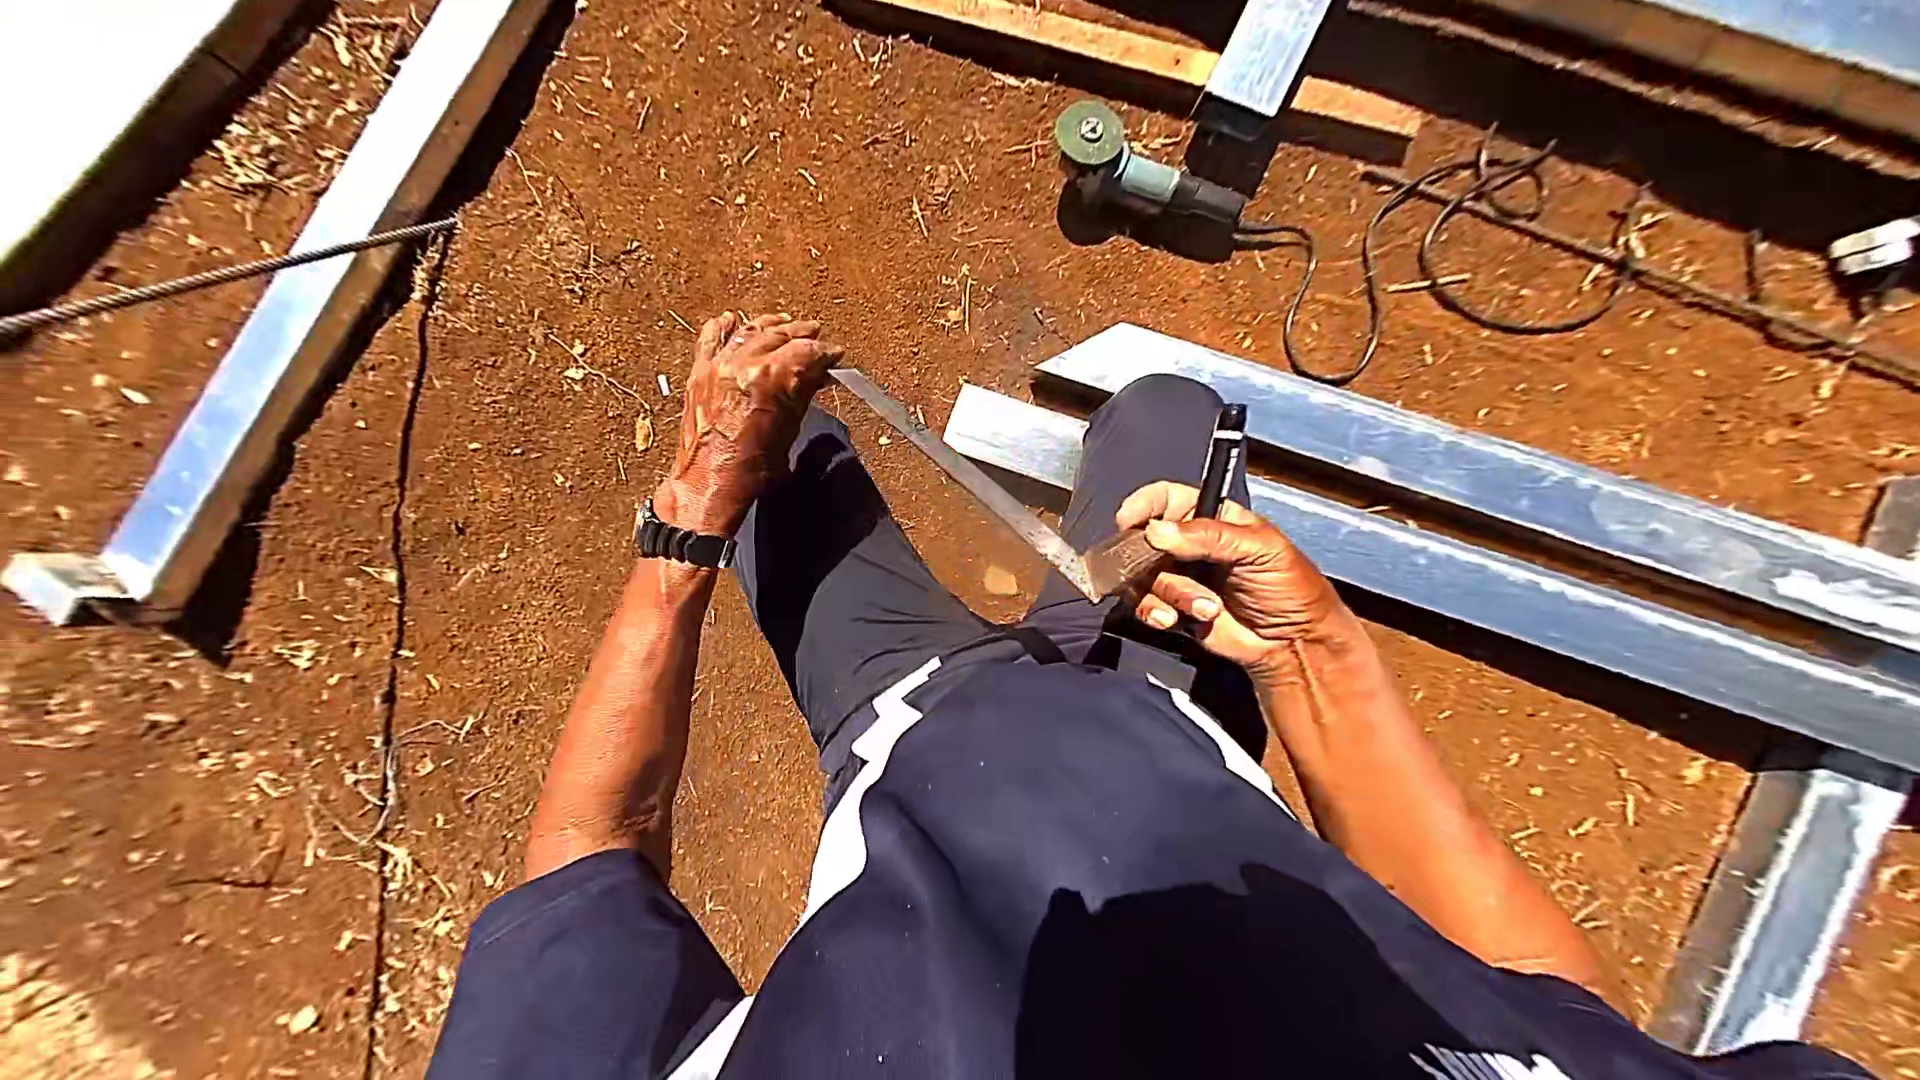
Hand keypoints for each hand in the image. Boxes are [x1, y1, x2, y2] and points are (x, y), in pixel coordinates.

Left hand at [653, 312, 839, 535]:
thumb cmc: (752, 468)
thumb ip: (803, 394)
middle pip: (780, 334)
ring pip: (750, 330)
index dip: (825, 351)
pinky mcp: (700, 372)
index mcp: (771, 377)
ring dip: (770, 326)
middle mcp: (744, 363)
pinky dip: (726, 327)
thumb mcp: (791, 429)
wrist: (710, 484)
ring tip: (785, 325)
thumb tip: (817, 375)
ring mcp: (719, 364)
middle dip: (802, 334)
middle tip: (817, 336)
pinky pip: (712, 338)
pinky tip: (734, 321)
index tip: (835, 354)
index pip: (807, 351)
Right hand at [1115, 481, 1347, 678]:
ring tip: (1207, 606)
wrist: (1293, 643)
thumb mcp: (1260, 549)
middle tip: (1165, 568)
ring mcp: (1176, 577)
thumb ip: (1209, 536)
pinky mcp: (1170, 607)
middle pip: (1143, 539)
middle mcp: (1187, 546)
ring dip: (1170, 592)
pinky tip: (1175, 619)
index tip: (1129, 520)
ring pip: (1142, 576)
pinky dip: (1155, 612)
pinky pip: (1143, 605)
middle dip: (1150, 558)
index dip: (1144, 504)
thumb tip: (1158, 531)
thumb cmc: (1291, 588)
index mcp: (1210, 518)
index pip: (1166, 498)